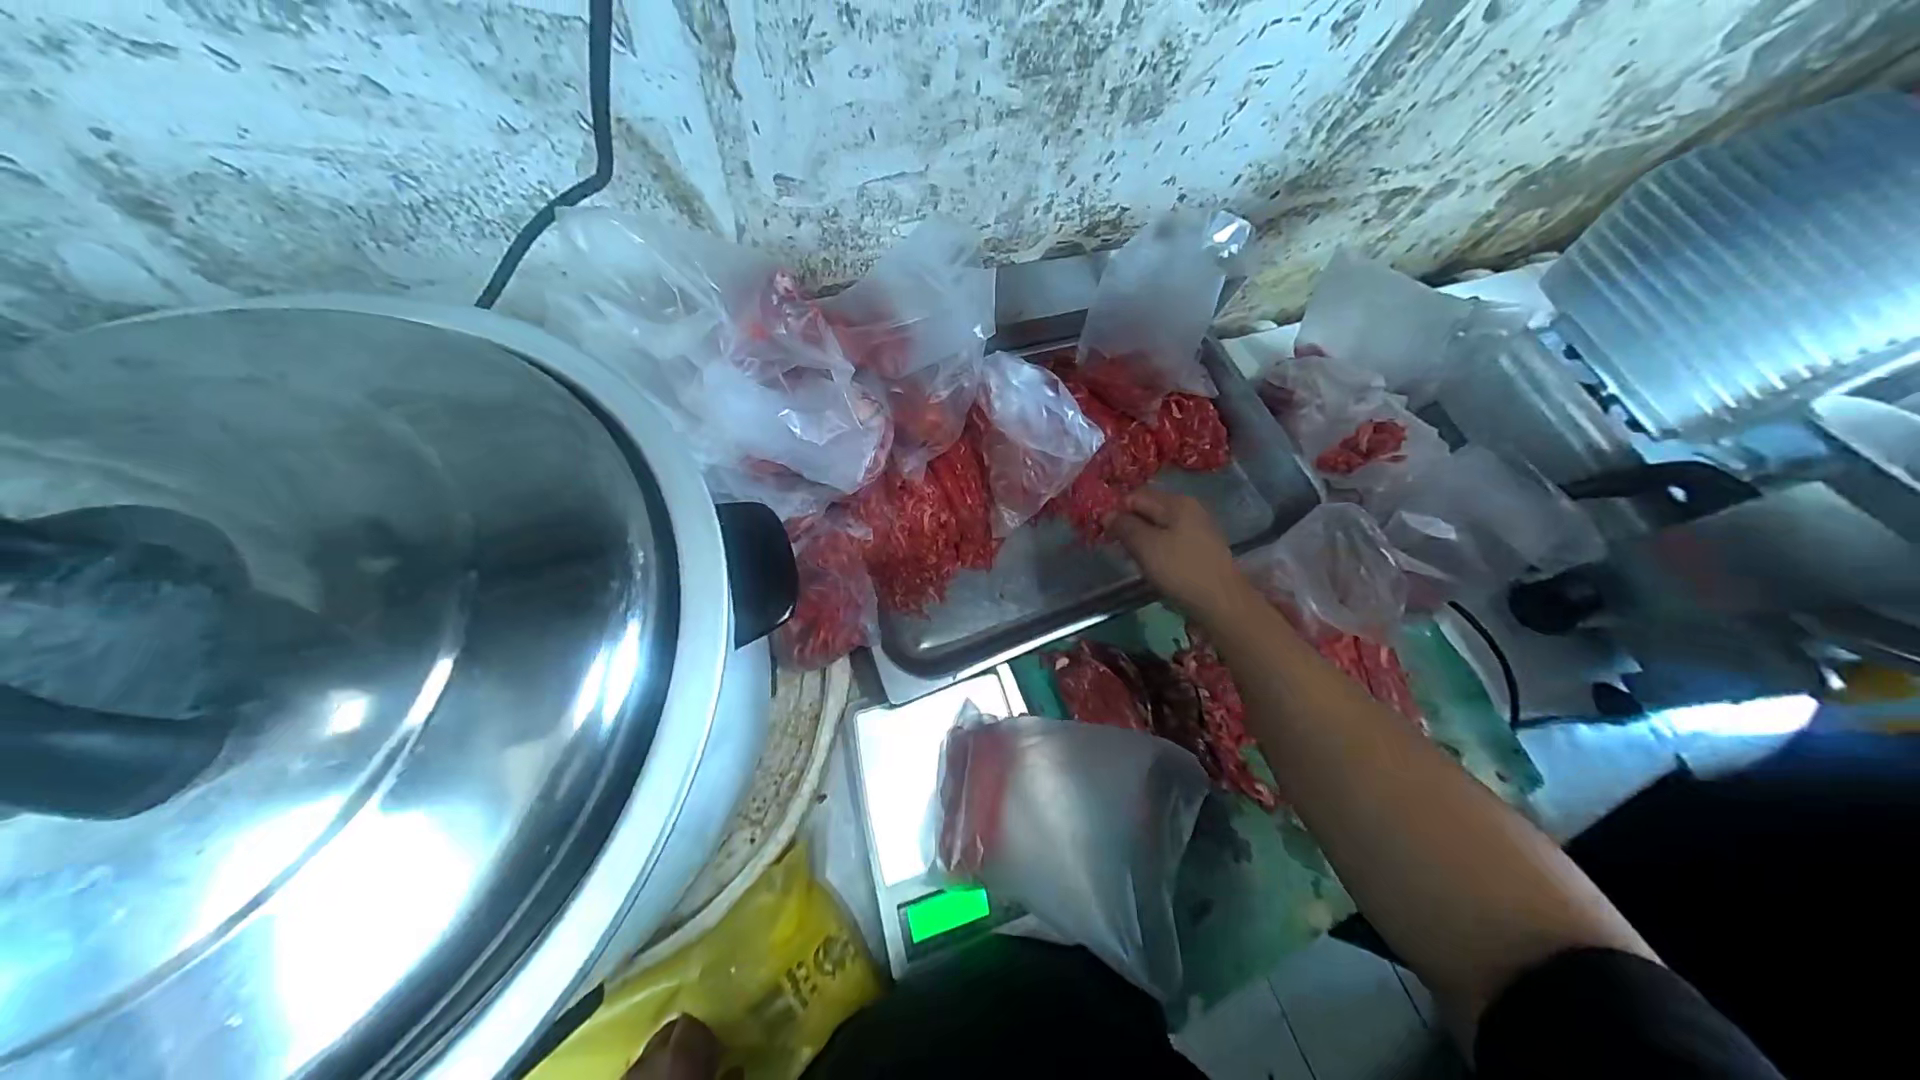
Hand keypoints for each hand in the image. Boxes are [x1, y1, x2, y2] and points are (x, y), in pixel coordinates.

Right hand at [1109, 489, 1255, 621]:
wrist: (1222, 604)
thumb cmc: (1180, 571)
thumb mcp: (1145, 546)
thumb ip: (1124, 526)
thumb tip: (1107, 514)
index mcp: (1176, 502)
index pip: (1135, 496)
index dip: (1116, 511)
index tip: (1104, 533)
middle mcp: (1189, 509)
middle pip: (1148, 509)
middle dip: (1128, 525)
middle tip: (1116, 548)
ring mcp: (1198, 529)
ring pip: (1158, 526)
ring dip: (1141, 539)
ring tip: (1132, 559)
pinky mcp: (1201, 548)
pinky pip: (1170, 540)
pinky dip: (1156, 550)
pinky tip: (1153, 566)